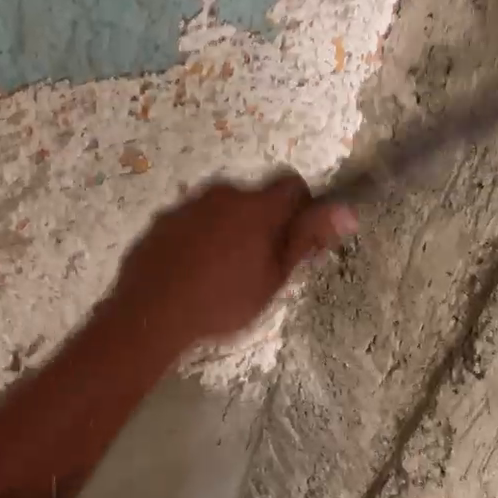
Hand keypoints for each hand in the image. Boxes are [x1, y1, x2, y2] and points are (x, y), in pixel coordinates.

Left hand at [104, 172, 358, 353]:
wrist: (150, 312)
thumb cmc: (222, 301)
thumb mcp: (274, 278)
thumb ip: (307, 239)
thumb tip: (347, 211)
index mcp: (256, 206)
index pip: (293, 184)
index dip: (301, 208)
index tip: (294, 240)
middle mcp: (222, 194)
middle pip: (254, 199)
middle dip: (261, 224)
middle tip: (257, 267)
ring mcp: (186, 205)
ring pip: (220, 211)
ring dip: (227, 231)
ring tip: (220, 275)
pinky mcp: (161, 221)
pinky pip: (190, 223)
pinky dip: (197, 240)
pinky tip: (191, 273)